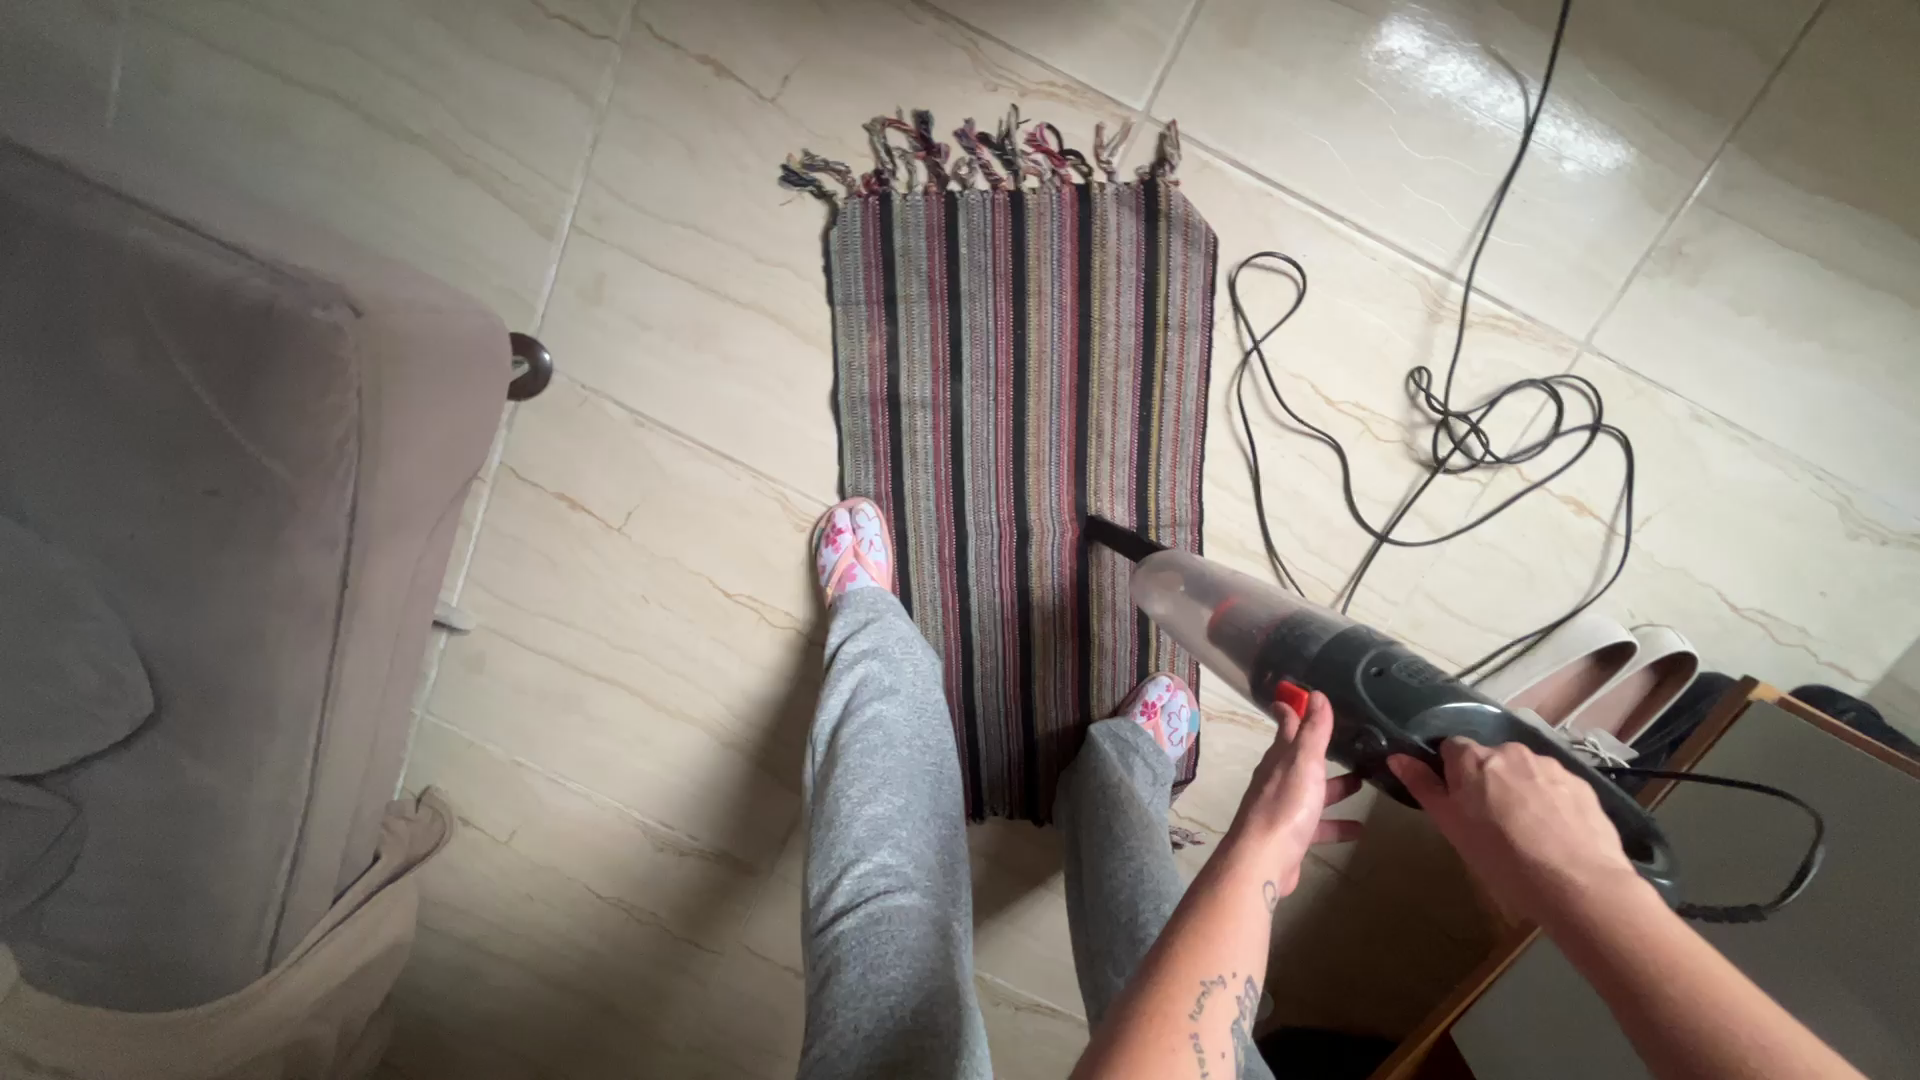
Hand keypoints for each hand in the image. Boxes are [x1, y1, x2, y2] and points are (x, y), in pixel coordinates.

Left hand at [1231, 690, 1363, 894]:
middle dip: (1320, 751)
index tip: (1300, 696)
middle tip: (1347, 745)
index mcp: (1279, 759)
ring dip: (1334, 787)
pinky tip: (1358, 828)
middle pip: (1301, 760)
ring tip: (1363, 783)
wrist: (1265, 858)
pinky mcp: (1292, 835)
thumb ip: (1313, 732)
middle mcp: (1278, 779)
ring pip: (1312, 792)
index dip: (1292, 711)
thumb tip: (1317, 695)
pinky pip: (1318, 825)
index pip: (1286, 728)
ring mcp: (1284, 808)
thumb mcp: (1304, 762)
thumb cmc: (1286, 805)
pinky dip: (1336, 824)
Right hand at [1388, 738, 1647, 925]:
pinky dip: (1552, 802)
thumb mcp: (1449, 824)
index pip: (1451, 748)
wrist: (1578, 886)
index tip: (1458, 801)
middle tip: (1492, 820)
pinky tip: (1556, 834)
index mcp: (1472, 758)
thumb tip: (1397, 757)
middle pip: (1491, 759)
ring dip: (1521, 790)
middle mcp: (1511, 752)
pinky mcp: (1584, 786)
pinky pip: (1556, 787)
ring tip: (1529, 830)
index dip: (1452, 773)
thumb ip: (1423, 785)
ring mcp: (1551, 767)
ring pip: (1525, 772)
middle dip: (1489, 780)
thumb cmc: (1499, 855)